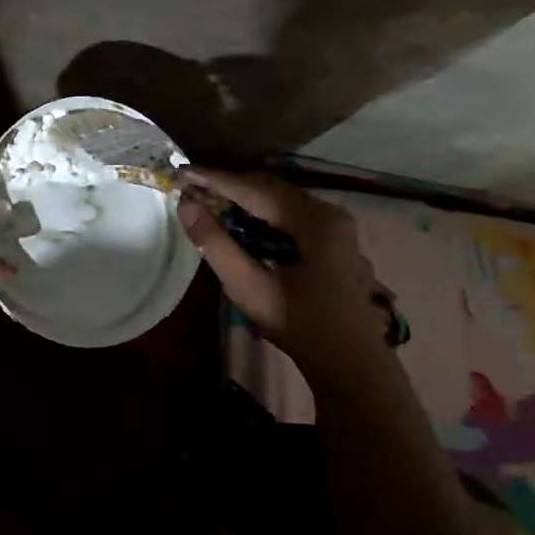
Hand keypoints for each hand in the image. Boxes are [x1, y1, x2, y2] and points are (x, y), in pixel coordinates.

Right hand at [178, 167, 381, 366]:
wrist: (353, 363)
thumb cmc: (301, 326)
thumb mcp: (250, 289)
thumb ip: (216, 245)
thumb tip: (186, 206)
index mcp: (313, 221)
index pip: (254, 189)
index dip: (215, 179)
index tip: (181, 172)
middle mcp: (328, 211)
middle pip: (268, 186)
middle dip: (227, 184)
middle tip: (190, 184)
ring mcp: (334, 221)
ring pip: (278, 195)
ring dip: (243, 195)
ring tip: (208, 197)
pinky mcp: (334, 233)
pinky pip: (289, 208)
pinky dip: (260, 208)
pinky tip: (240, 217)